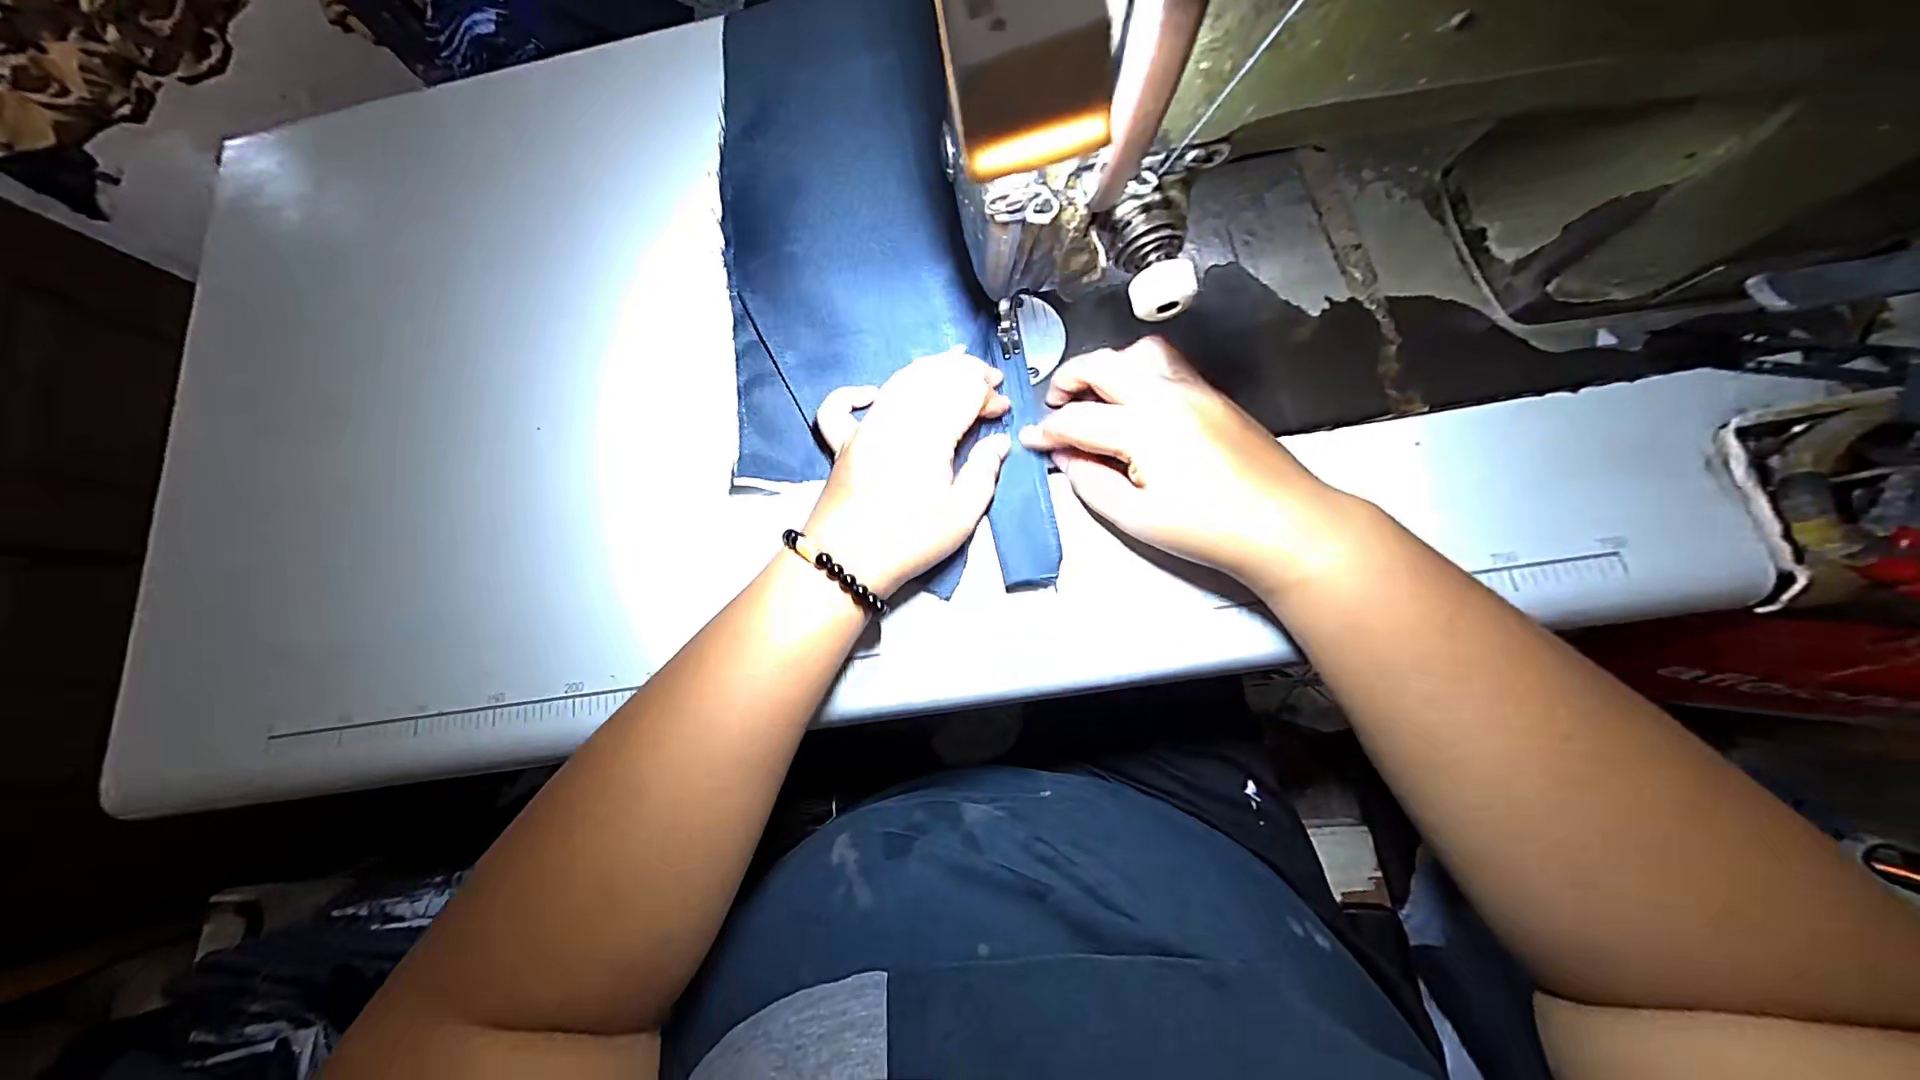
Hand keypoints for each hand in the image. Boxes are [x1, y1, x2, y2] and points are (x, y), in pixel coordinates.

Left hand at [803, 351, 1012, 596]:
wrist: (845, 562)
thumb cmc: (907, 541)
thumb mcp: (961, 515)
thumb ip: (984, 472)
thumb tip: (999, 443)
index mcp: (927, 435)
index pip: (963, 394)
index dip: (987, 395)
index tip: (1002, 409)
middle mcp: (894, 420)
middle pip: (933, 377)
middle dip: (965, 372)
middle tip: (988, 378)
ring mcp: (863, 427)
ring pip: (897, 381)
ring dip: (928, 369)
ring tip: (952, 365)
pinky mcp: (842, 443)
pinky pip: (841, 406)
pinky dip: (856, 392)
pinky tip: (875, 391)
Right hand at [1018, 338, 1362, 590]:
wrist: (1284, 524)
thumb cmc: (1214, 529)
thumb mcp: (1135, 517)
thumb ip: (1090, 482)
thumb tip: (1068, 458)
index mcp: (1143, 427)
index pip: (1078, 419)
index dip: (1048, 430)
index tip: (1033, 438)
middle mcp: (1167, 396)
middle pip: (1102, 366)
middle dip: (1068, 380)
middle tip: (1055, 405)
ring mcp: (1194, 390)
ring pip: (1138, 353)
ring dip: (1106, 366)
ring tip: (1093, 393)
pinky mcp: (1214, 396)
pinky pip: (1167, 365)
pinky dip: (1138, 371)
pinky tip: (1134, 401)